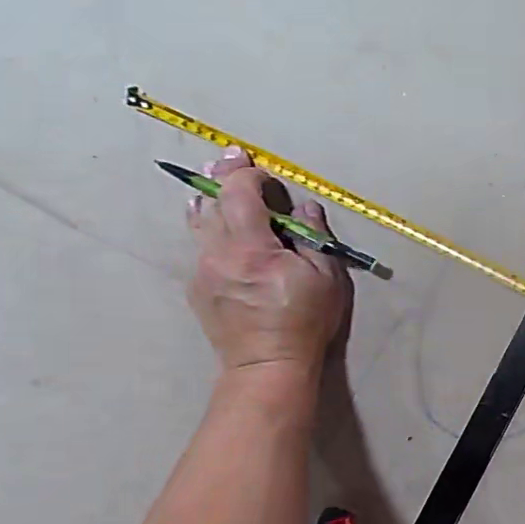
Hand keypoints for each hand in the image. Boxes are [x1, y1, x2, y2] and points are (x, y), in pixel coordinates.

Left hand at [186, 148, 349, 377]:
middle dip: (223, 176)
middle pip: (210, 200)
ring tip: (216, 185)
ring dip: (210, 200)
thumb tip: (305, 208)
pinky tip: (221, 231)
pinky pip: (200, 246)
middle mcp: (218, 253)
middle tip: (232, 158)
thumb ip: (314, 238)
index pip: (238, 193)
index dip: (248, 174)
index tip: (262, 171)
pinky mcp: (197, 286)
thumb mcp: (326, 280)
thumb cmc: (305, 322)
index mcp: (252, 249)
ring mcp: (202, 270)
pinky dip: (210, 229)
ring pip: (198, 221)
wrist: (267, 365)